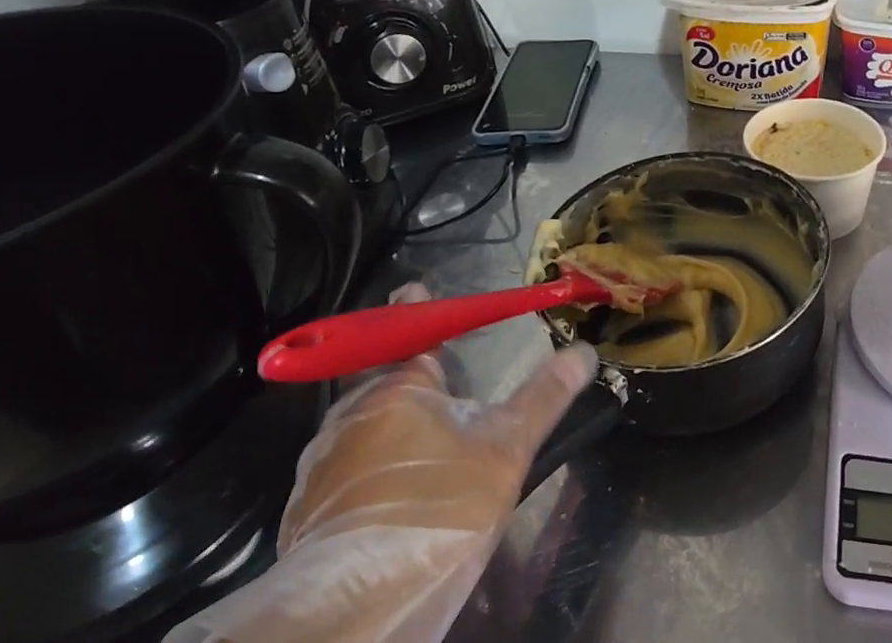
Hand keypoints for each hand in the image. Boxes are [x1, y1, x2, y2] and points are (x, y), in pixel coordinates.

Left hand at [166, 283, 596, 642]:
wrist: (360, 599)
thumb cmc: (440, 507)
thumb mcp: (506, 449)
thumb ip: (542, 398)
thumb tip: (583, 351)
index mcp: (398, 388)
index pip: (405, 330)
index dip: (414, 310)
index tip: (415, 291)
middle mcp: (350, 414)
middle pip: (381, 381)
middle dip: (408, 380)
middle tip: (443, 391)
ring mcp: (321, 463)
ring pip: (361, 427)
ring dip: (388, 427)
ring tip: (424, 449)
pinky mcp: (308, 508)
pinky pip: (343, 471)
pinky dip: (369, 470)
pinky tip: (396, 496)